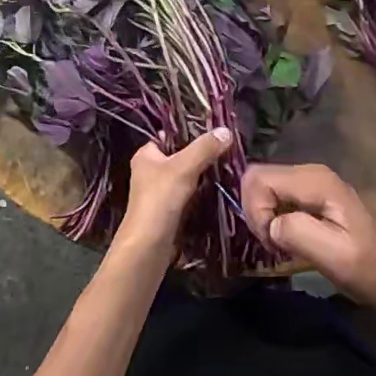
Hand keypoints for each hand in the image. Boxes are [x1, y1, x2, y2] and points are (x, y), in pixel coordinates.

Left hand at [115, 127, 234, 253]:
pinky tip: (220, 188)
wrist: (149, 244)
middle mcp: (150, 171)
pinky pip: (189, 194)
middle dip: (202, 155)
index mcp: (146, 155)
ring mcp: (159, 192)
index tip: (216, 132)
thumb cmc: (160, 199)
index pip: (169, 136)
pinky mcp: (169, 209)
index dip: (190, 133)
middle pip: (180, 156)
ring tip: (229, 167)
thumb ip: (204, 148)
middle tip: (228, 150)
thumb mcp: (183, 167)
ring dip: (204, 175)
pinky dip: (202, 192)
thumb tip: (226, 130)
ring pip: (186, 176)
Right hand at [241, 163, 375, 309]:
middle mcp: (310, 172)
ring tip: (278, 242)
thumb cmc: (366, 268)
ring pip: (263, 185)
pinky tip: (285, 236)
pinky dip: (270, 215)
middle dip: (255, 211)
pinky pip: (274, 194)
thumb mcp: (333, 254)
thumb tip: (271, 224)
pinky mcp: (309, 192)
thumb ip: (296, 232)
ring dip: (261, 215)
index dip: (255, 210)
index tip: (271, 240)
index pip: (259, 179)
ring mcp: (310, 181)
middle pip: (257, 177)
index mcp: (316, 181)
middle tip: (271, 242)